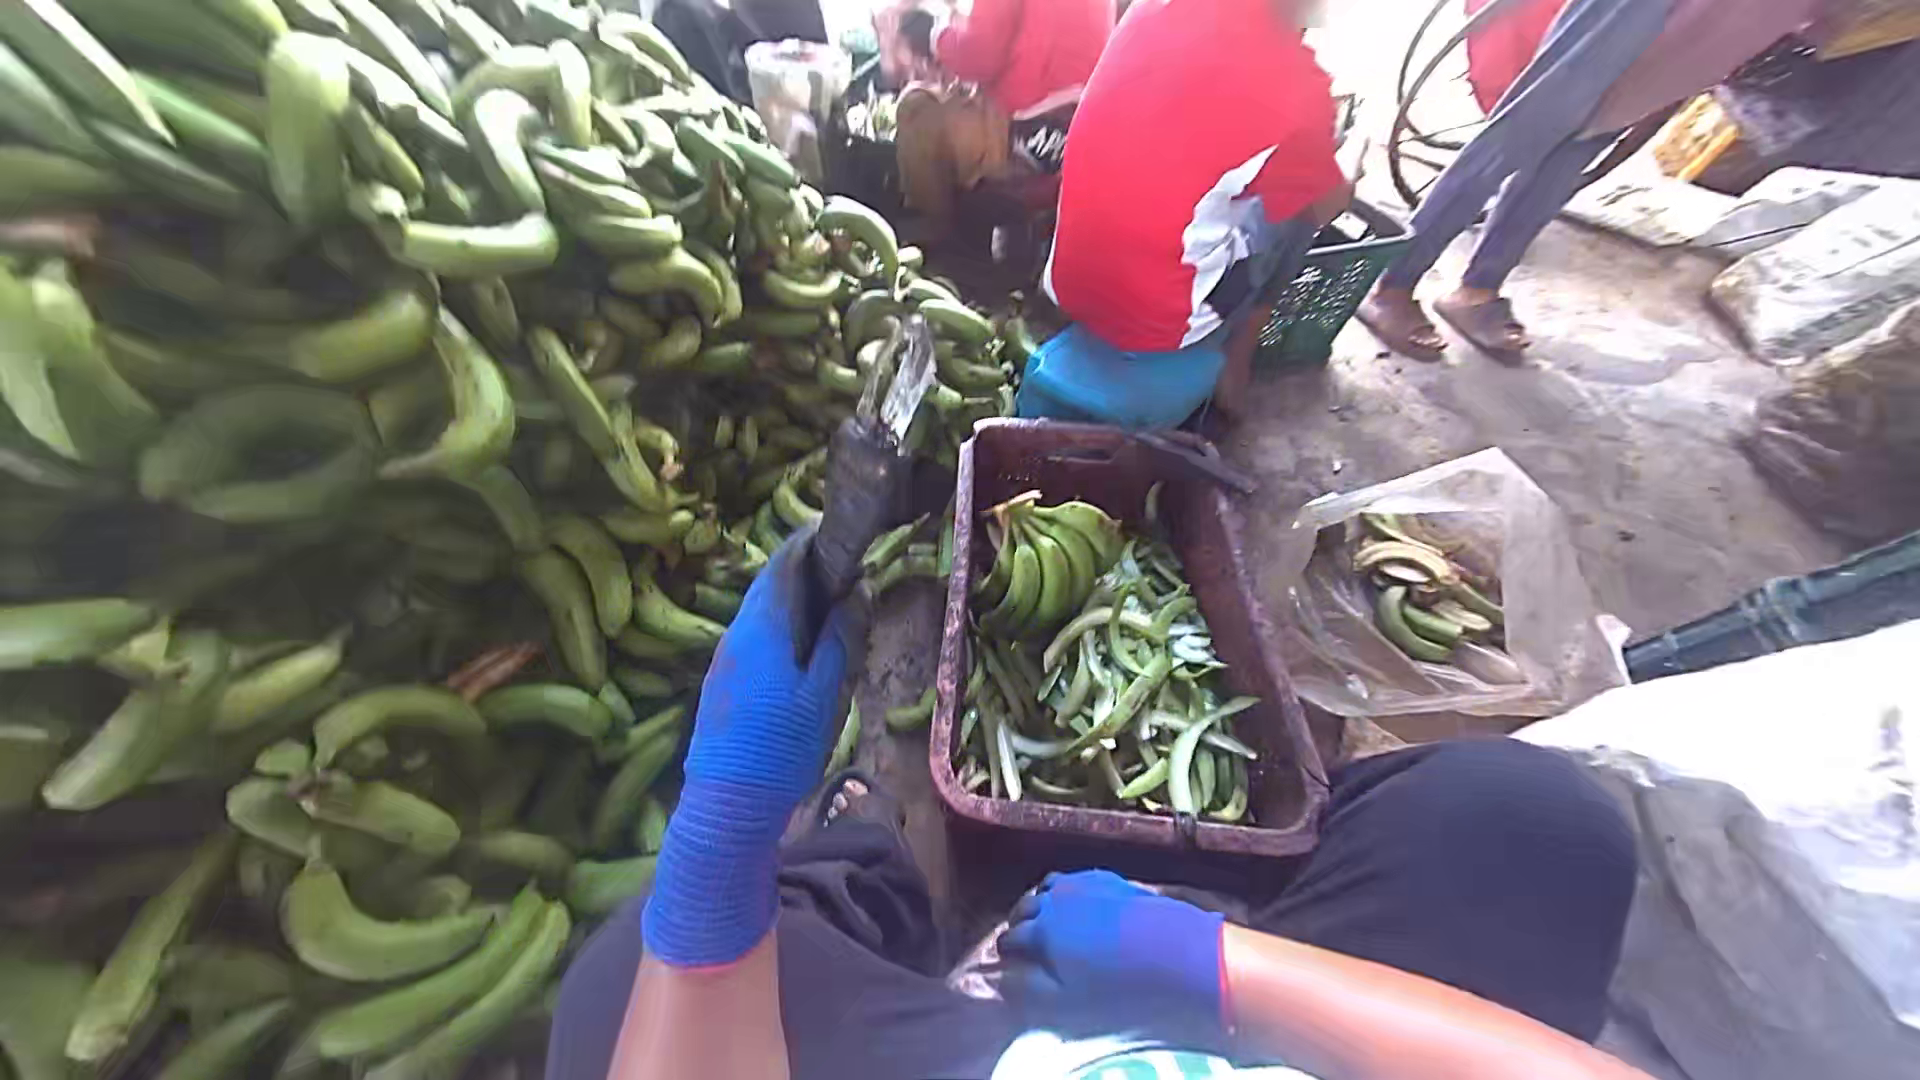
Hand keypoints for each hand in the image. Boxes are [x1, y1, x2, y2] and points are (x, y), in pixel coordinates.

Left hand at [685, 526, 859, 805]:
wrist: (726, 806)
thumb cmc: (782, 747)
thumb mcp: (824, 692)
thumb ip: (840, 637)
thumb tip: (859, 589)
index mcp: (762, 629)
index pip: (782, 565)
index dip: (807, 541)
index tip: (834, 531)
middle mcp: (736, 632)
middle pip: (766, 582)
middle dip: (799, 565)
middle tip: (838, 563)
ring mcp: (724, 656)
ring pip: (757, 606)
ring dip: (788, 592)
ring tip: (824, 596)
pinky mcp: (721, 677)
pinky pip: (751, 629)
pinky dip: (777, 617)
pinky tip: (799, 636)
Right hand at [1000, 870, 1225, 1043]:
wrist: (1167, 947)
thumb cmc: (1115, 984)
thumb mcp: (1067, 1000)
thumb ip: (1031, 987)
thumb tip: (1005, 976)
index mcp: (1041, 930)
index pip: (1011, 938)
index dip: (1005, 950)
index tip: (1005, 959)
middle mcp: (1054, 899)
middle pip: (1024, 906)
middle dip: (1018, 921)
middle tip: (1020, 935)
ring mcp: (1079, 883)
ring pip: (1047, 886)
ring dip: (1040, 901)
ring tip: (1044, 915)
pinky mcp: (1103, 877)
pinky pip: (1073, 879)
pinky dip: (1065, 891)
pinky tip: (1075, 902)